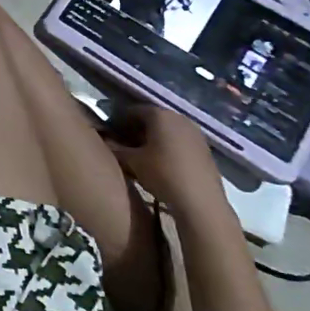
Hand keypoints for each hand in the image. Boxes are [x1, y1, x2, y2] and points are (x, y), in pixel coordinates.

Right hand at [105, 104, 227, 215]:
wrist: (200, 200)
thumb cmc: (162, 174)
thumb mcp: (131, 161)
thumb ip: (115, 147)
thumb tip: (104, 140)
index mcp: (160, 115)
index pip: (133, 110)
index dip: (119, 120)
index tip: (110, 134)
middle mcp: (179, 117)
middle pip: (152, 118)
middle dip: (137, 129)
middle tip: (125, 145)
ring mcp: (195, 132)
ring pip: (168, 129)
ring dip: (154, 138)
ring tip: (143, 156)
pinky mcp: (205, 148)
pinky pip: (181, 140)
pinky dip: (169, 146)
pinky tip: (163, 163)